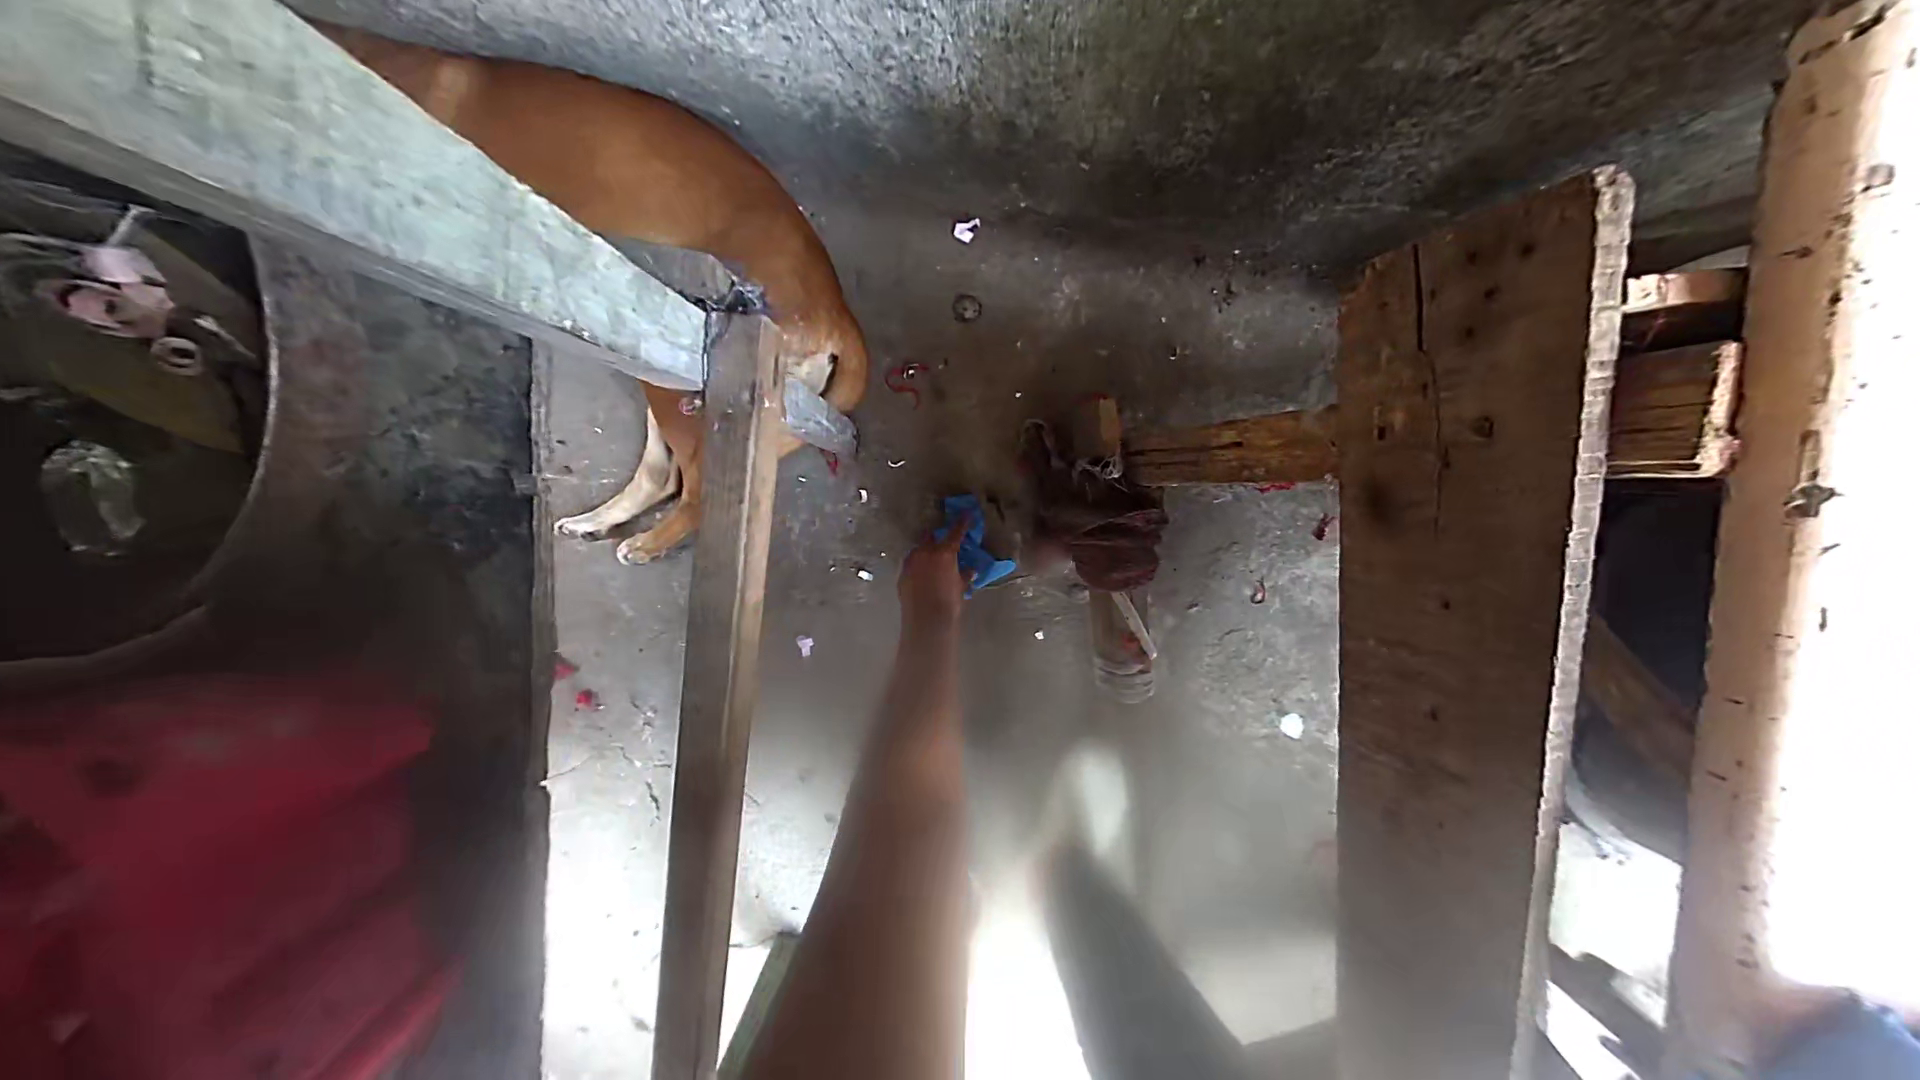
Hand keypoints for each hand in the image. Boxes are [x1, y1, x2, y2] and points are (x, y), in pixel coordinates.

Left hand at [898, 515, 968, 632]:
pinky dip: (918, 566)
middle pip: (930, 536)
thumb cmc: (950, 603)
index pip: (955, 533)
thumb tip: (969, 570)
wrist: (926, 620)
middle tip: (943, 542)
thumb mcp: (960, 587)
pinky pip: (911, 565)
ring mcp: (911, 563)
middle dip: (937, 537)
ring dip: (926, 552)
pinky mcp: (902, 575)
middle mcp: (925, 552)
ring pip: (918, 550)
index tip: (966, 514)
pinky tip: (923, 576)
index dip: (962, 523)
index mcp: (943, 553)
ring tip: (932, 562)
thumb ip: (964, 575)